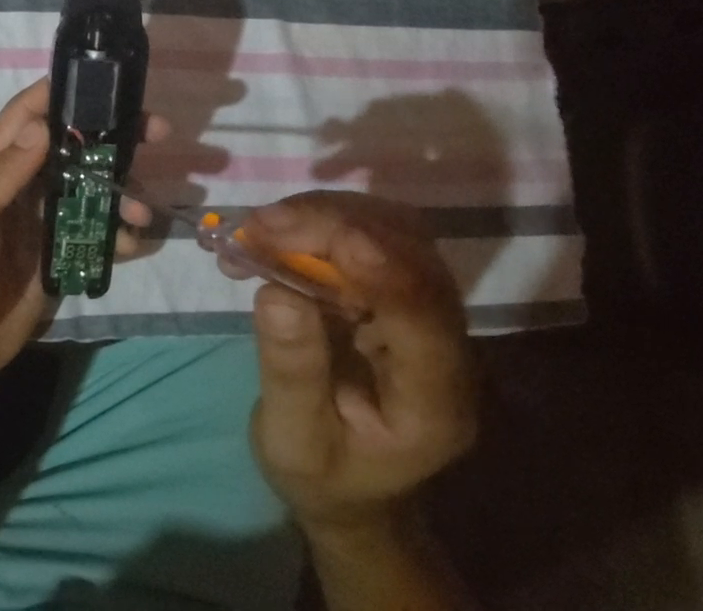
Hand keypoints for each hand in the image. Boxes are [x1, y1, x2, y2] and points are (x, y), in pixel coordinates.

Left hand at [0, 79, 163, 406]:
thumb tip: (39, 128)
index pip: (22, 119)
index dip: (57, 94)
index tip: (104, 80)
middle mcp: (16, 193)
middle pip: (68, 151)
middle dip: (111, 139)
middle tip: (158, 132)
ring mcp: (37, 228)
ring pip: (89, 194)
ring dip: (120, 193)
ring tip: (140, 211)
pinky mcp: (55, 263)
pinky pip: (94, 238)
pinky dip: (118, 236)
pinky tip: (132, 245)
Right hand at [245, 192, 476, 534]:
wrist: (351, 484)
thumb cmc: (322, 473)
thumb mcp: (292, 440)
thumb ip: (291, 373)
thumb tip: (278, 293)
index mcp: (433, 400)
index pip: (427, 322)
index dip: (387, 273)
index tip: (336, 238)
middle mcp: (446, 345)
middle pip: (413, 261)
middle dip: (338, 228)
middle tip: (261, 225)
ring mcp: (426, 311)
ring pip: (395, 235)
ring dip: (326, 217)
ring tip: (256, 227)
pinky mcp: (399, 290)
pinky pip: (371, 236)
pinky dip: (320, 224)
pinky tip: (273, 235)